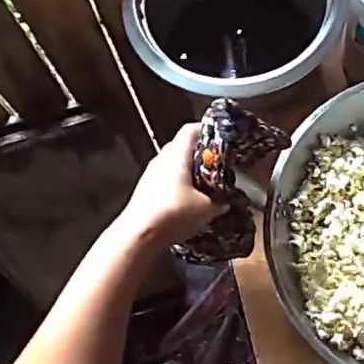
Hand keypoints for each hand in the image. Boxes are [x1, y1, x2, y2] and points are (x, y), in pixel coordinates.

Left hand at [117, 122, 224, 245]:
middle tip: (217, 167)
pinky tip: (186, 201)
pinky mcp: (144, 189)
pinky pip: (165, 179)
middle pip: (182, 147)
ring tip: (204, 186)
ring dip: (188, 172)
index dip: (208, 131)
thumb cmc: (174, 213)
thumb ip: (219, 202)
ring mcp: (149, 173)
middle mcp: (161, 158)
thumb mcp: (206, 209)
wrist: (138, 234)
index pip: (191, 129)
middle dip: (200, 155)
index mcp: (176, 154)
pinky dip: (177, 184)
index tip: (221, 141)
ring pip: (173, 164)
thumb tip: (225, 201)